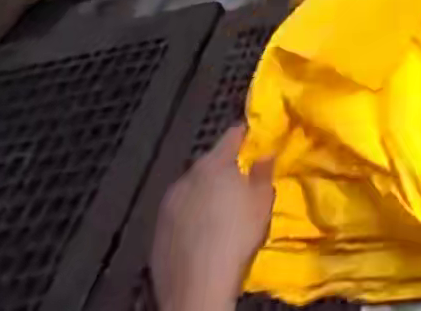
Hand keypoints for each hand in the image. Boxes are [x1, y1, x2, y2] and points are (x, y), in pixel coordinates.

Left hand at [151, 125, 273, 310]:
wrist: (196, 288)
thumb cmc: (237, 235)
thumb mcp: (262, 200)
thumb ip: (263, 171)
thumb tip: (264, 153)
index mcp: (214, 164)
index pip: (232, 135)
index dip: (246, 133)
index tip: (256, 137)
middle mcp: (186, 177)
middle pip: (210, 161)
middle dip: (225, 164)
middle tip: (241, 176)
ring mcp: (167, 205)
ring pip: (192, 186)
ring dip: (205, 188)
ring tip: (220, 205)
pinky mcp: (156, 230)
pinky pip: (180, 209)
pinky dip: (191, 211)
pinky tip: (201, 227)